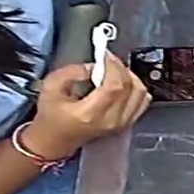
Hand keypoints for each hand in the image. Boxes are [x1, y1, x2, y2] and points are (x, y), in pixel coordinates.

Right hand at [20, 56, 151, 158]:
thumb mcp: (50, 88)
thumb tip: (95, 66)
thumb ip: (70, 72)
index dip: (113, 67)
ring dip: (131, 77)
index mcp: (91, 114)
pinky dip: (136, 87)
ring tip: (115, 69)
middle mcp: (113, 120)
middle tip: (110, 59)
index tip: (105, 54)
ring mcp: (124, 123)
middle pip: (131, 88)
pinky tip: (123, 81)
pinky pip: (143, 101)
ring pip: (141, 93)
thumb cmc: (51, 115)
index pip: (114, 86)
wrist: (57, 139)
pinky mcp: (129, 123)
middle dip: (121, 68)